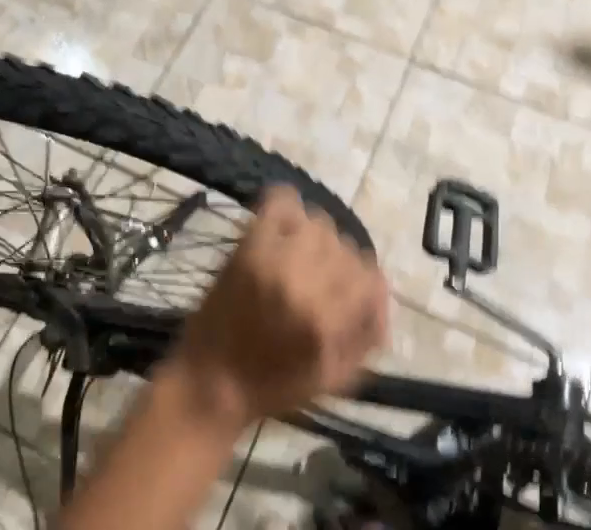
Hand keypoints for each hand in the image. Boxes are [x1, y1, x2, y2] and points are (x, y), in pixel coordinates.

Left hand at [165, 187, 389, 427]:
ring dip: (316, 242)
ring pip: (320, 224)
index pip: (370, 277)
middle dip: (341, 268)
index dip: (366, 289)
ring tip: (302, 260)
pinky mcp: (247, 244)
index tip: (352, 299)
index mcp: (327, 320)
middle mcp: (304, 282)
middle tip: (323, 284)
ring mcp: (273, 258)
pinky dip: (288, 210)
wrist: (208, 382)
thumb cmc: (272, 387)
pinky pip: (280, 202)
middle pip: (347, 248)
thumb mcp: (333, 378)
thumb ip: (365, 337)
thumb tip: (382, 300)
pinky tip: (285, 232)